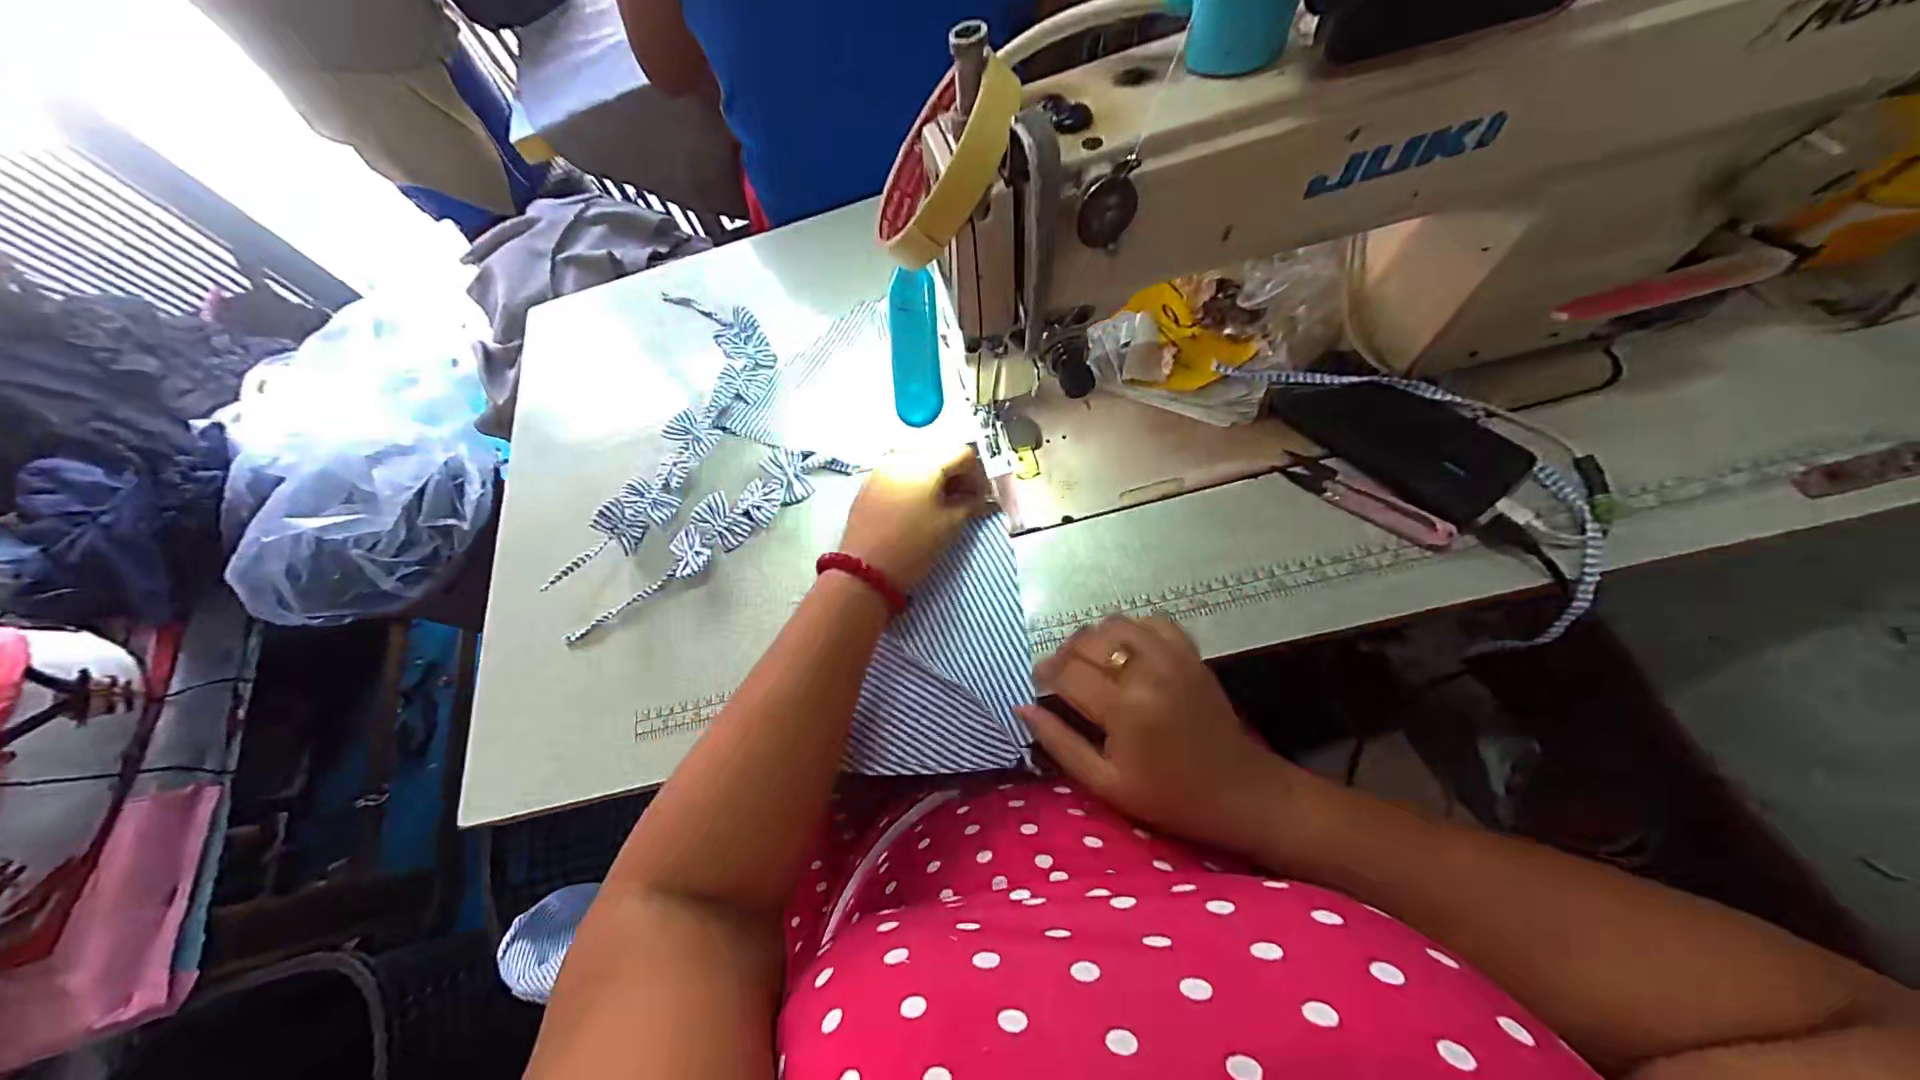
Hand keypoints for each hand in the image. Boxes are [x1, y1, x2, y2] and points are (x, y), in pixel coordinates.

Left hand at [837, 444, 990, 591]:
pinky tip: (921, 504)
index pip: (963, 453)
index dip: (978, 474)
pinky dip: (916, 481)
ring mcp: (883, 467)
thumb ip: (970, 502)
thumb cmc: (913, 546)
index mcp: (925, 462)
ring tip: (943, 503)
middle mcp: (902, 456)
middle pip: (941, 452)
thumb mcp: (950, 524)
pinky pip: (901, 470)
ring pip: (920, 460)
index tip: (981, 495)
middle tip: (965, 499)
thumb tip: (980, 496)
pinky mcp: (871, 481)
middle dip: (957, 473)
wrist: (866, 570)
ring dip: (936, 476)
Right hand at [1016, 615, 1307, 857]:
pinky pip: (1151, 621)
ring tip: (1092, 663)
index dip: (1044, 672)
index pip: (1067, 670)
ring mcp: (1172, 657)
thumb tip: (1022, 708)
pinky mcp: (1190, 654)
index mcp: (1124, 708)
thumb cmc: (1168, 797)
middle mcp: (1147, 671)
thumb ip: (1059, 743)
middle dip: (1065, 654)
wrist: (1239, 792)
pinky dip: (1131, 630)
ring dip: (1094, 639)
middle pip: (1087, 640)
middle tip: (1062, 676)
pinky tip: (1126, 652)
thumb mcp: (1105, 783)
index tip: (1038, 681)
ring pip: (1115, 624)